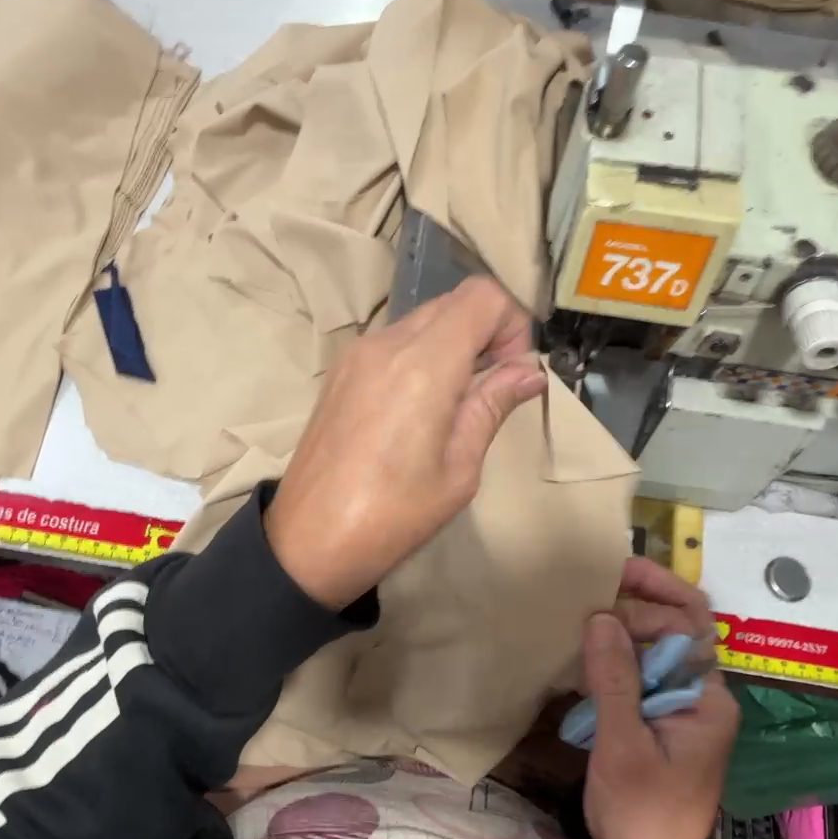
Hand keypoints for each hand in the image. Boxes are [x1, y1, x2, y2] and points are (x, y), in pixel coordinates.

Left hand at [265, 277, 546, 608]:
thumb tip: (529, 372)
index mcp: (424, 364)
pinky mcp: (341, 372)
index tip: (513, 372)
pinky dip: (422, 355)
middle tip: (492, 389)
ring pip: (424, 319)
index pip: (484, 297)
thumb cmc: (393, 516)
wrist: (309, 541)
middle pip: (454, 301)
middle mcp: (387, 343)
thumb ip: (491, 407)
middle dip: (487, 332)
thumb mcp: (458, 470)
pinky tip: (422, 408)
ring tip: (457, 404)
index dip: (512, 324)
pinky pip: (395, 342)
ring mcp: (357, 354)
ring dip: (454, 344)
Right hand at [581, 559, 741, 838]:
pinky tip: (579, 655)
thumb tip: (600, 616)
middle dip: (632, 608)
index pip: (690, 623)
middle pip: (672, 630)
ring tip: (577, 616)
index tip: (611, 580)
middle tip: (585, 601)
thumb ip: (614, 681)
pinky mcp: (656, 721)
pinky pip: (636, 676)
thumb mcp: (623, 746)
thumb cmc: (644, 812)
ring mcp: (678, 708)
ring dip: (618, 632)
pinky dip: (611, 660)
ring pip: (651, 651)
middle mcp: (699, 694)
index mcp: (707, 697)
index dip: (655, 594)